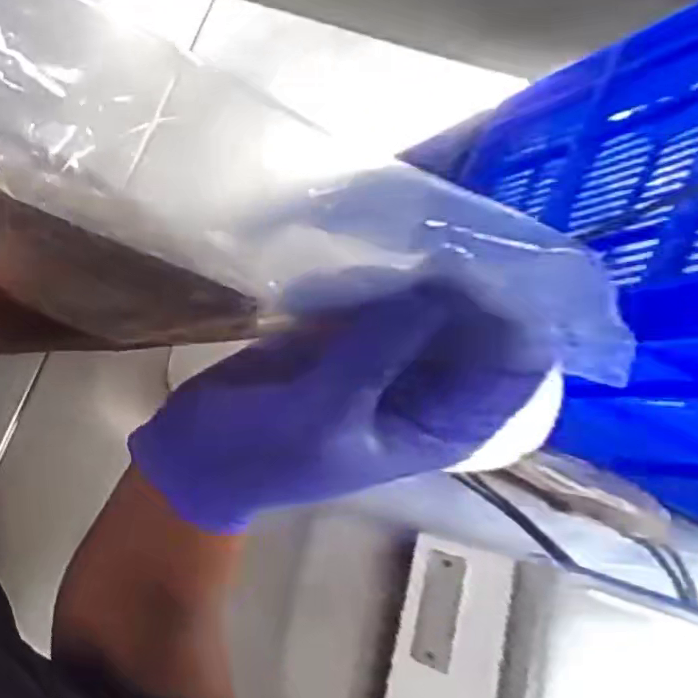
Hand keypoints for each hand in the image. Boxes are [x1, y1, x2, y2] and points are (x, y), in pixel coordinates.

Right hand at [129, 284, 553, 531]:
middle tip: (426, 242)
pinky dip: (357, 285)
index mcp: (438, 426)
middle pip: (469, 329)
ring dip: (401, 280)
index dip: (506, 318)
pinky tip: (343, 264)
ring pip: (415, 310)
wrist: (187, 455)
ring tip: (383, 246)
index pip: (510, 365)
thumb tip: (432, 287)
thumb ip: (373, 355)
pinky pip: (361, 306)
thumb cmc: (257, 453)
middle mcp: (417, 390)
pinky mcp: (326, 344)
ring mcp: (371, 362)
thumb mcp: (319, 415)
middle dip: (454, 289)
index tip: (472, 271)